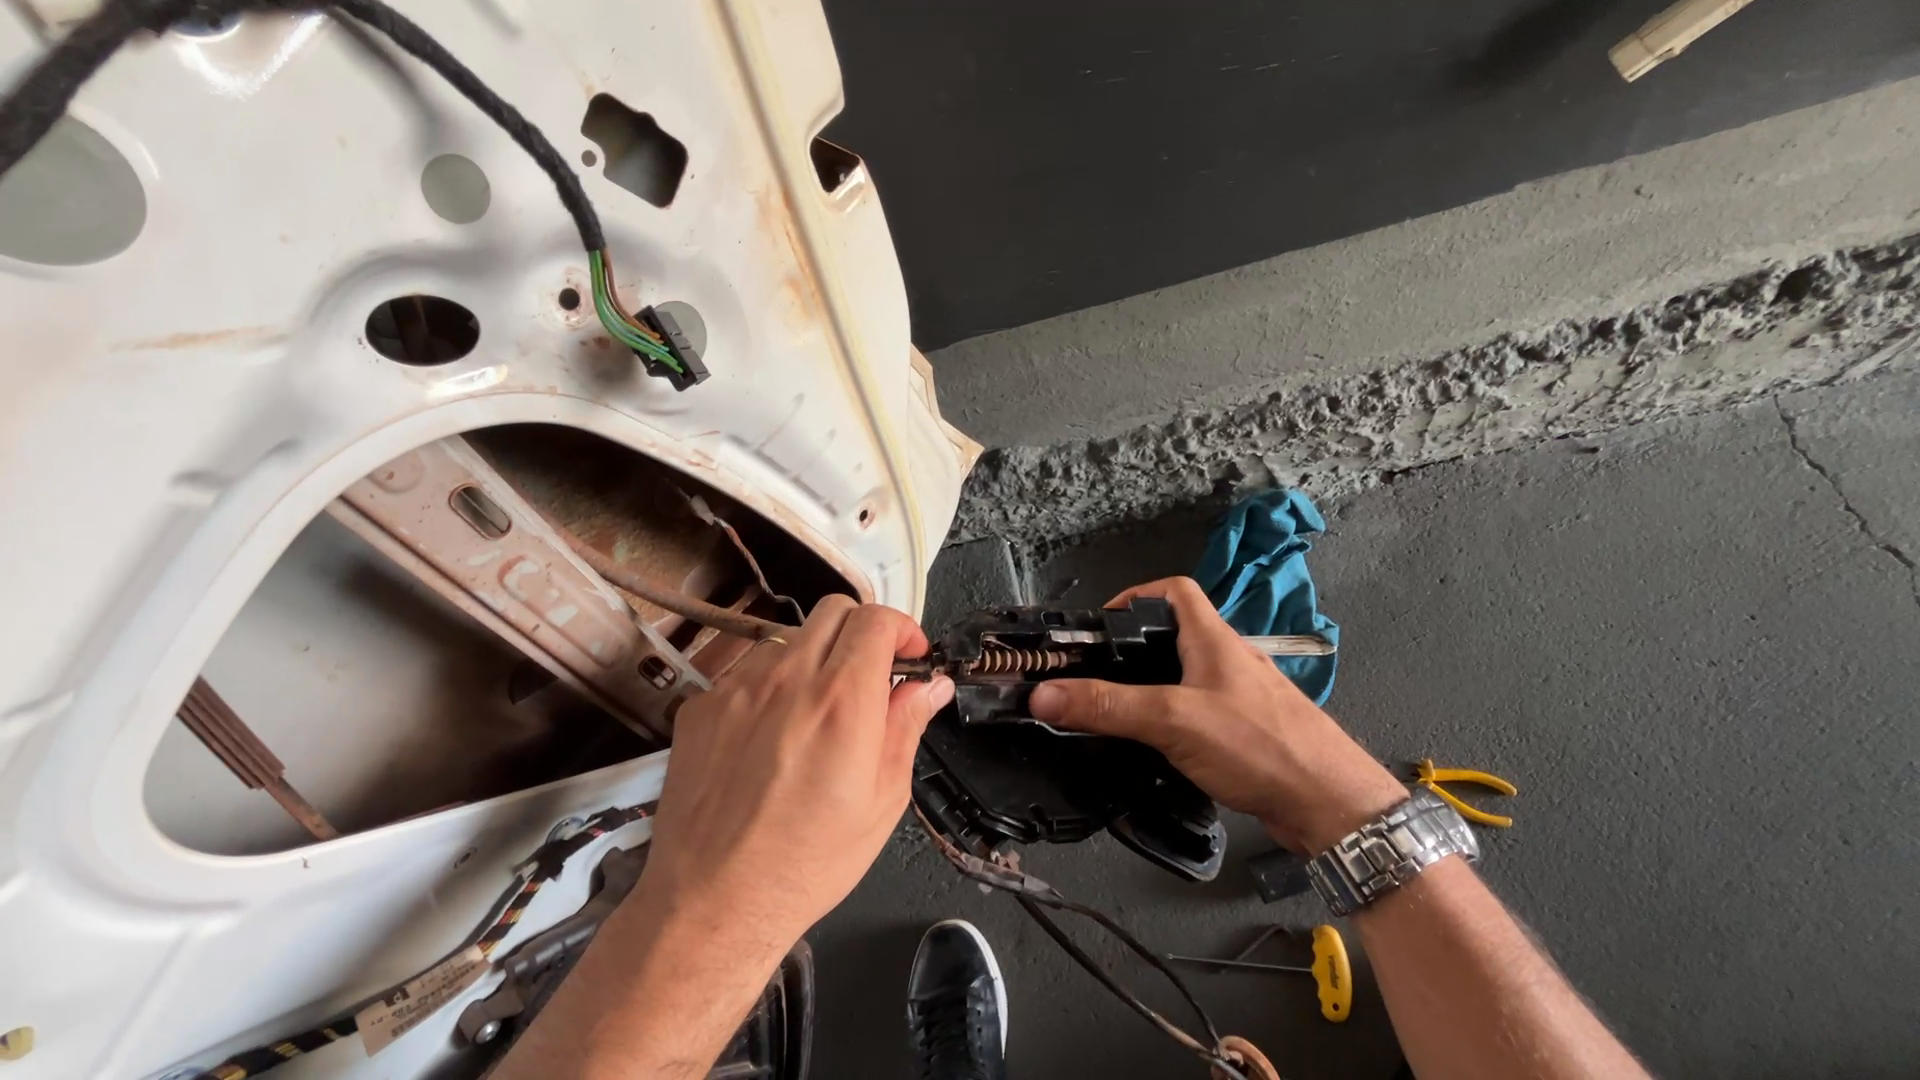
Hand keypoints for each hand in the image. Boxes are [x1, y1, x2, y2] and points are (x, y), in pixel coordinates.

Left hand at [636, 596, 954, 947]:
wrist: (713, 902)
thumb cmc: (806, 863)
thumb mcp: (882, 801)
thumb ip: (906, 728)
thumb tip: (929, 686)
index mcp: (842, 701)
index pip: (876, 619)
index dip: (902, 627)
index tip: (910, 654)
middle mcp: (787, 680)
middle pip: (834, 610)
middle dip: (863, 630)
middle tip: (872, 673)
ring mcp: (737, 689)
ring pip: (789, 638)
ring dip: (815, 657)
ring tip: (818, 710)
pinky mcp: (701, 707)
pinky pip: (747, 672)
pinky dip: (772, 686)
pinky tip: (771, 735)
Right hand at [1027, 577, 1405, 852]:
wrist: (1330, 805)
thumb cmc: (1258, 745)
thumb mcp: (1172, 720)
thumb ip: (1107, 706)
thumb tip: (1044, 693)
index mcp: (1214, 639)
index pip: (1175, 590)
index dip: (1137, 595)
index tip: (1102, 622)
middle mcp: (1230, 660)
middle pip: (1176, 635)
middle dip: (1135, 650)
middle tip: (1098, 675)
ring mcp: (1242, 697)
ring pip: (1187, 678)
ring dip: (1153, 689)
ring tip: (1118, 713)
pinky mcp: (1248, 732)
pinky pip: (1201, 713)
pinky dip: (1174, 721)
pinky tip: (1160, 748)